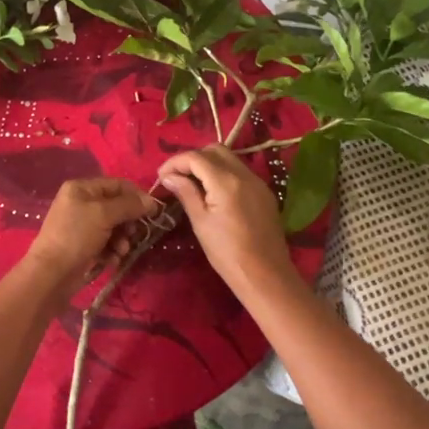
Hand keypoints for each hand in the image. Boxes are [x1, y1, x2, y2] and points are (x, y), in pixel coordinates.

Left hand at [21, 178, 159, 299]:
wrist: (52, 273)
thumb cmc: (76, 236)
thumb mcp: (104, 215)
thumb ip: (128, 206)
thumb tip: (152, 201)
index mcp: (81, 188)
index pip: (116, 184)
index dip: (135, 196)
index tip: (153, 210)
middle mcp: (80, 203)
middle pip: (116, 206)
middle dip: (127, 221)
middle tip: (132, 233)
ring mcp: (81, 225)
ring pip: (113, 227)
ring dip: (121, 239)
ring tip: (120, 250)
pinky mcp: (83, 245)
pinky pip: (105, 242)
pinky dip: (111, 250)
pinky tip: (111, 260)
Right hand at [158, 145, 295, 295]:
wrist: (266, 277)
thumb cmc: (227, 253)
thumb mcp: (201, 223)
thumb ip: (186, 193)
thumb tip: (169, 176)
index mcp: (226, 182)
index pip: (195, 157)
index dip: (175, 162)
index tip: (161, 177)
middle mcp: (244, 175)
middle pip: (214, 150)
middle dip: (193, 158)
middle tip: (178, 177)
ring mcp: (258, 182)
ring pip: (229, 158)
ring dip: (209, 163)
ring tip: (193, 183)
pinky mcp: (265, 193)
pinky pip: (241, 172)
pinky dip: (224, 173)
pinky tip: (214, 192)